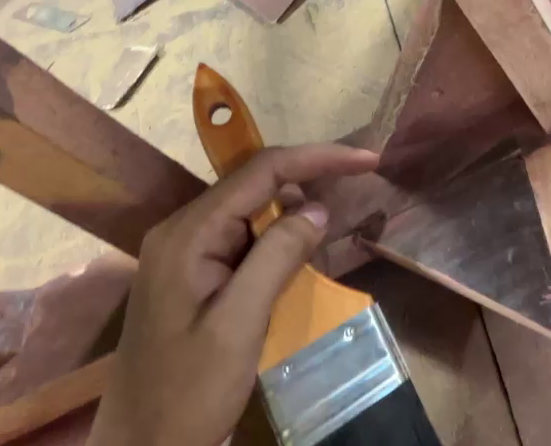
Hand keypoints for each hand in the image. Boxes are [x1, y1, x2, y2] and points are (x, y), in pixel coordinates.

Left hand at [89, 144, 378, 445]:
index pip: (261, 171)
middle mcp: (183, 231)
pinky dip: (279, 236)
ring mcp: (185, 253)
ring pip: (252, 209)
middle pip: (256, 182)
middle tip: (361, 182)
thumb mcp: (239, 325)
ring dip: (295, 209)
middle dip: (310, 177)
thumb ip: (278, 256)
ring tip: (337, 219)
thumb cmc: (188, 393)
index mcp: (188, 234)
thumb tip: (318, 207)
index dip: (318, 157)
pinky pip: (244, 237)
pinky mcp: (193, 275)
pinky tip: (303, 249)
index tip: (367, 160)